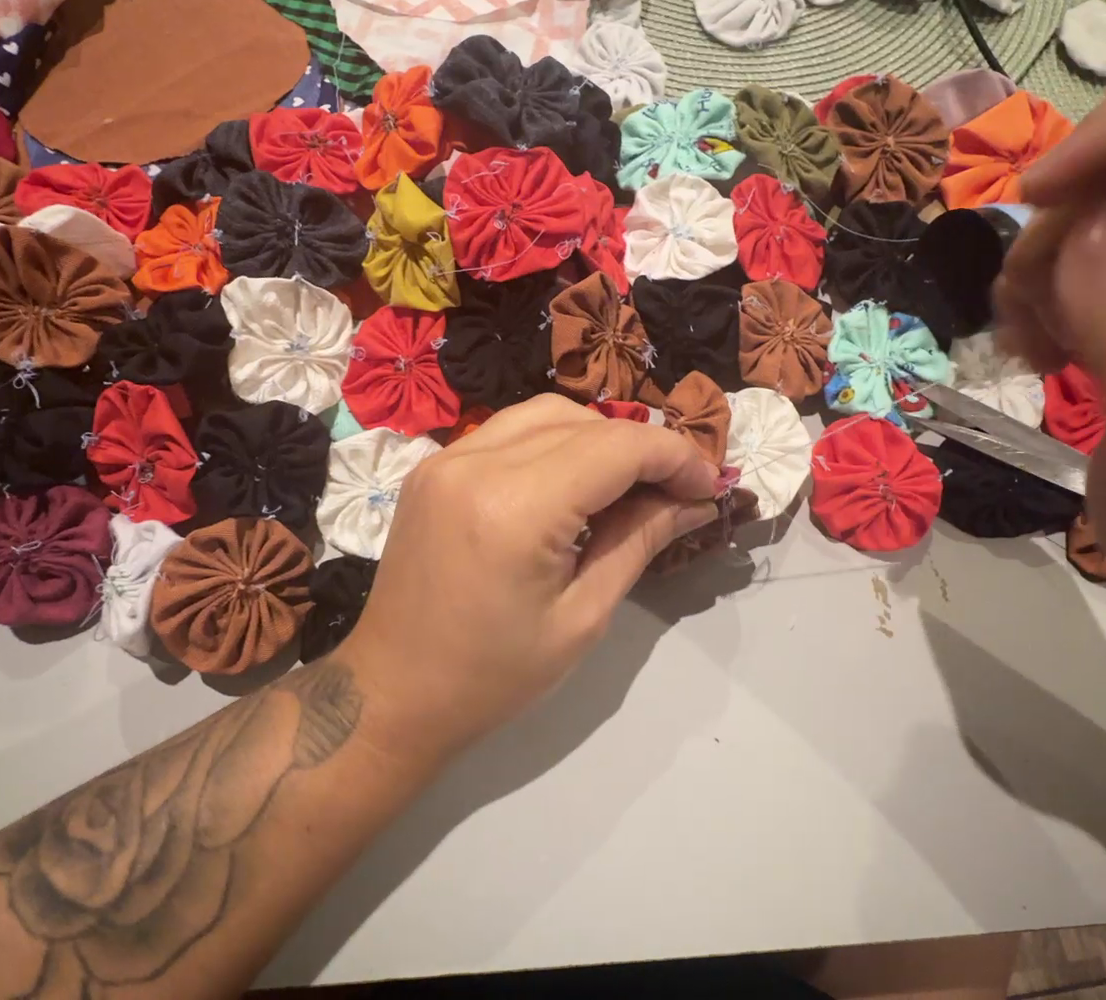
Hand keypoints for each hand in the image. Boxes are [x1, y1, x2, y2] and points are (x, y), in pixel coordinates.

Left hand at [334, 395, 719, 760]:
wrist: (394, 692)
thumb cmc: (493, 675)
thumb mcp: (583, 616)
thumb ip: (641, 541)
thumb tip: (697, 499)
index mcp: (515, 507)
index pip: (618, 447)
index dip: (676, 457)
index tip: (711, 486)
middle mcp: (476, 463)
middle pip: (586, 422)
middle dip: (644, 447)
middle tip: (679, 490)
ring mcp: (447, 459)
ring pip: (547, 414)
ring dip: (600, 438)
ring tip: (631, 485)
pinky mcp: (433, 468)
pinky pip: (509, 431)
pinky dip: (555, 442)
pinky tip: (574, 483)